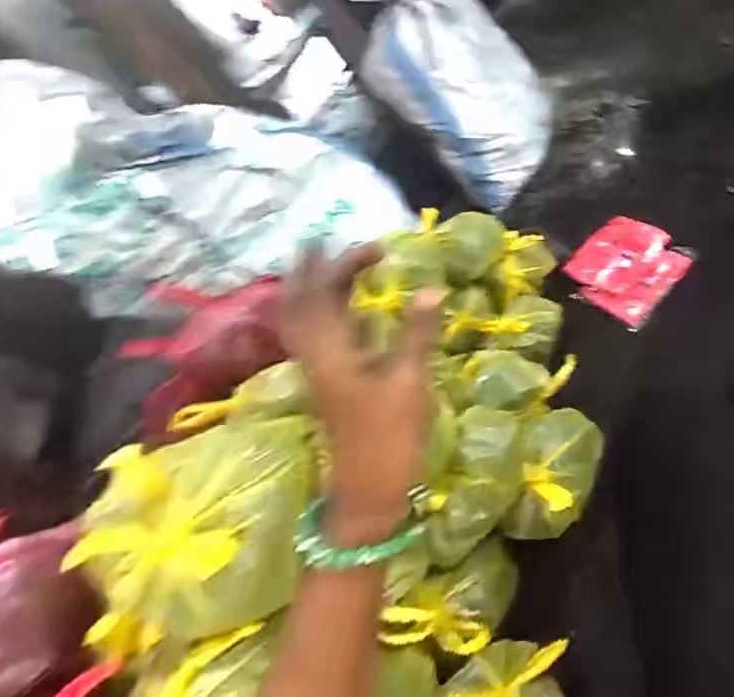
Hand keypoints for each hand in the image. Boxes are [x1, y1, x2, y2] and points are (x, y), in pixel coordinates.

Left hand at [279, 244, 437, 546]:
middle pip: (300, 303)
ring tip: (328, 266)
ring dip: (311, 289)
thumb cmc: (388, 435)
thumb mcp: (409, 379)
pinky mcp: (326, 382)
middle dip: (310, 270)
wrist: (366, 490)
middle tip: (324, 243)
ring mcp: (316, 371)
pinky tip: (343, 309)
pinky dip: (321, 312)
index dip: (345, 264)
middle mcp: (314, 356)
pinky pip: (312, 335)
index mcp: (329, 351)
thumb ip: (416, 331)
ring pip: (301, 319)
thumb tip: (432, 287)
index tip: (377, 248)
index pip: (325, 293)